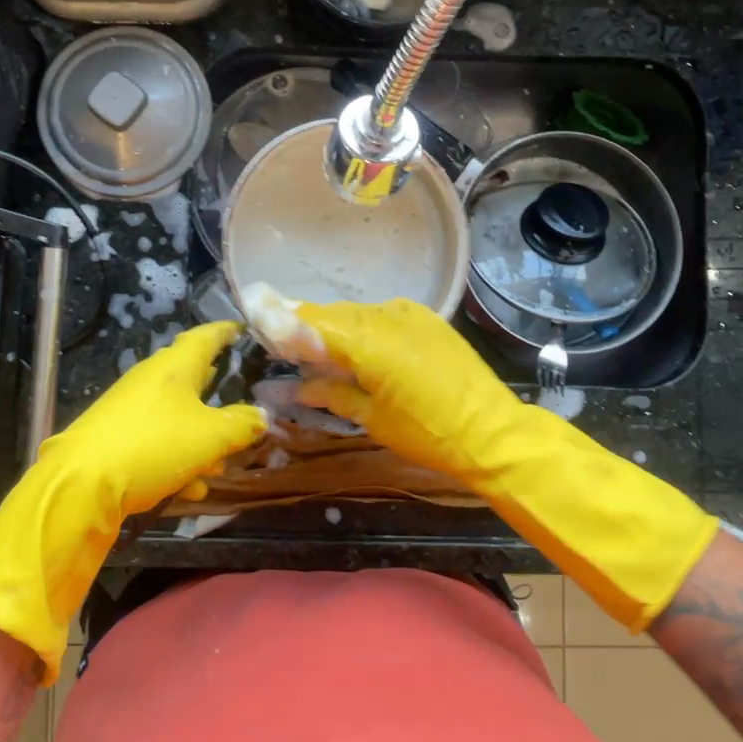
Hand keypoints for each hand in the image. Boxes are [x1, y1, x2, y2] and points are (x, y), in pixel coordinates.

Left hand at [0, 322, 265, 682]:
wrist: (82, 483)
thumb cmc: (155, 446)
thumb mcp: (211, 437)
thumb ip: (241, 425)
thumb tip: (260, 417)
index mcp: (175, 366)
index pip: (205, 336)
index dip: (226, 332)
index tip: (242, 330)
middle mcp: (150, 379)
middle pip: (191, 379)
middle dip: (216, 398)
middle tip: (240, 406)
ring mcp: (129, 408)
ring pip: (175, 416)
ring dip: (199, 440)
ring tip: (216, 469)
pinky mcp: (114, 437)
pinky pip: (155, 441)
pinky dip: (175, 460)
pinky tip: (185, 490)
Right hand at [286, 298, 717, 633]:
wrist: (492, 431)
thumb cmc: (427, 433)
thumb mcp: (371, 418)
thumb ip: (328, 392)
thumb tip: (288, 386)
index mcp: (367, 340)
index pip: (310, 322)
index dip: (278, 317)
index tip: (250, 308)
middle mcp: (384, 316)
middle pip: (330, 315)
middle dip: (301, 326)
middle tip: (274, 338)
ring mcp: (408, 314)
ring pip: (355, 315)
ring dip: (331, 329)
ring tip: (311, 350)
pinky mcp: (426, 320)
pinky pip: (380, 317)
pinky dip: (360, 330)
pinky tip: (352, 348)